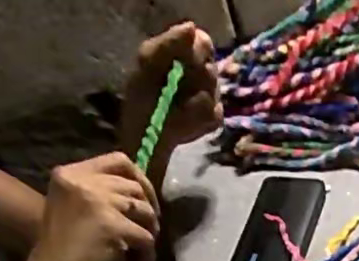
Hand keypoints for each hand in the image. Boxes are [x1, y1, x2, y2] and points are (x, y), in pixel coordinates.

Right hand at [21, 152, 159, 260]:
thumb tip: (143, 194)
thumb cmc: (67, 251)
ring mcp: (97, 201)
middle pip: (135, 187)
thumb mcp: (76, 209)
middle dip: (149, 213)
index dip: (140, 179)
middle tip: (148, 236)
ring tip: (140, 256)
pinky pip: (146, 239)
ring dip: (149, 236)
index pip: (118, 160)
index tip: (148, 202)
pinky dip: (147, 258)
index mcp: (70, 173)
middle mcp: (82, 181)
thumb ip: (100, 194)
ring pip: (145, 211)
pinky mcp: (112, 225)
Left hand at [122, 23, 222, 159]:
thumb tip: (193, 28)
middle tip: (170, 91)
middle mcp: (205, 72)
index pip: (204, 44)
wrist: (146, 134)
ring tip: (174, 109)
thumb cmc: (143, 95)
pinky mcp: (215, 119)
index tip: (178, 67)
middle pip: (210, 70)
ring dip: (190, 102)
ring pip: (212, 94)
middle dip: (189, 81)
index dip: (194, 55)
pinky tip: (183, 123)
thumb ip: (169, 43)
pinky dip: (197, 120)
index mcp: (189, 52)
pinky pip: (213, 115)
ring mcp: (213, 96)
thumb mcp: (148, 62)